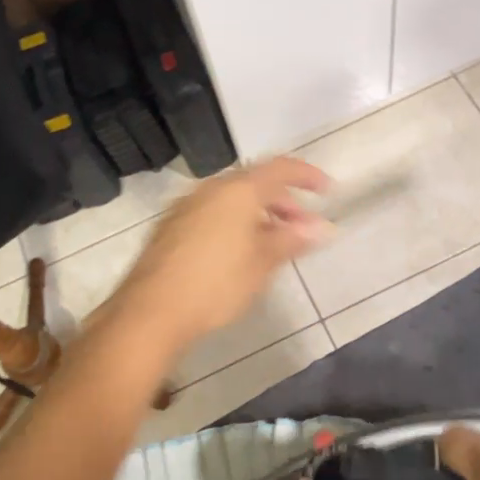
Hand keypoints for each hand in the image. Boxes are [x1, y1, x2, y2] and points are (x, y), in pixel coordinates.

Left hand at [99, 157, 332, 357]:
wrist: (151, 310)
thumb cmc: (215, 285)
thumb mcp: (262, 263)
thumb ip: (292, 239)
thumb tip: (322, 226)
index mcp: (237, 190)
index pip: (280, 168)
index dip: (307, 175)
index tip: (327, 191)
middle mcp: (210, 189)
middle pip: (255, 183)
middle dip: (284, 202)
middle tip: (303, 229)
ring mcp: (186, 206)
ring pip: (232, 200)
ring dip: (259, 214)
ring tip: (274, 245)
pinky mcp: (170, 227)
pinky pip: (212, 213)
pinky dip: (234, 223)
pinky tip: (240, 253)